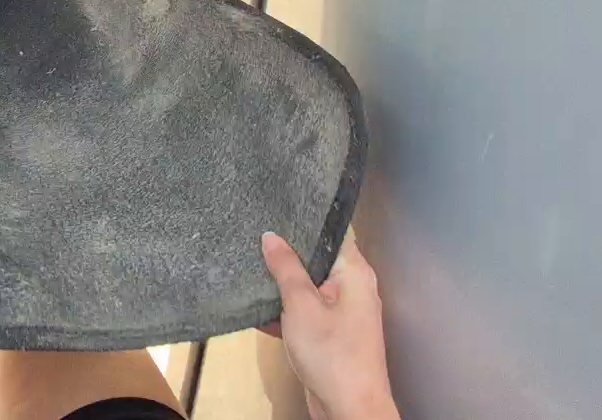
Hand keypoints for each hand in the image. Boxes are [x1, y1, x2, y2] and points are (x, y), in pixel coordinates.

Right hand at [260, 231, 399, 419]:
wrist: (350, 414)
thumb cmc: (331, 353)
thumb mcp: (301, 305)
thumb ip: (285, 267)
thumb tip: (270, 235)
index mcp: (354, 274)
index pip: (331, 231)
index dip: (304, 216)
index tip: (275, 203)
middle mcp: (352, 288)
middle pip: (316, 257)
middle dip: (285, 248)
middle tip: (253, 228)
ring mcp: (341, 313)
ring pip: (306, 284)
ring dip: (280, 280)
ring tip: (247, 259)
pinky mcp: (330, 334)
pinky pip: (304, 309)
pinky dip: (283, 307)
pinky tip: (254, 302)